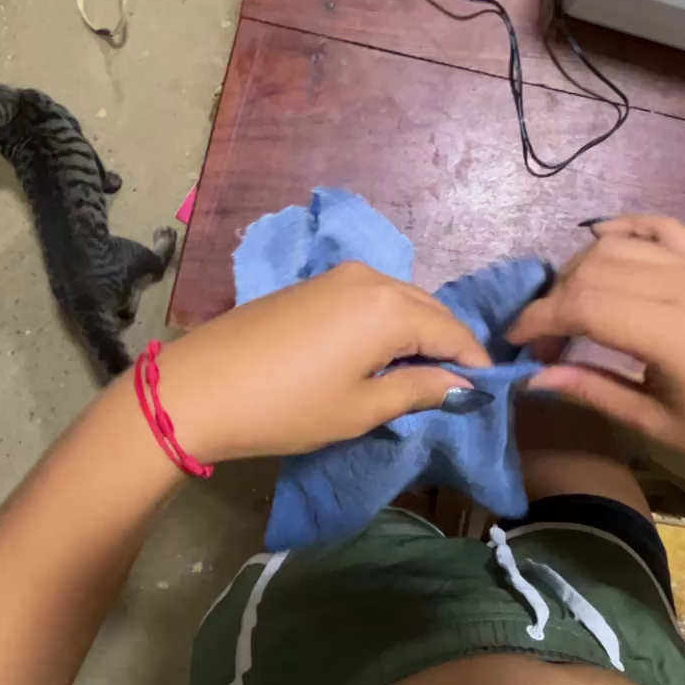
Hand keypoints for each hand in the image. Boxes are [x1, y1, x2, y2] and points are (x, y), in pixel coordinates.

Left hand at [154, 262, 490, 463]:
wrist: (197, 388)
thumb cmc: (287, 407)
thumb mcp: (361, 408)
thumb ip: (419, 389)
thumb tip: (462, 385)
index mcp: (390, 308)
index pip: (452, 331)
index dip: (474, 361)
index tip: (487, 390)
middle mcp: (373, 278)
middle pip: (430, 308)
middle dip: (449, 343)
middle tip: (458, 383)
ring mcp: (340, 275)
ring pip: (402, 299)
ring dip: (419, 330)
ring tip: (422, 370)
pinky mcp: (316, 282)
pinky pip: (373, 297)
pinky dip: (390, 320)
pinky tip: (384, 350)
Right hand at [507, 215, 684, 493]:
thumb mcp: (656, 425)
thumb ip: (591, 388)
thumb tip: (532, 375)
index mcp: (673, 332)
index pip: (581, 304)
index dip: (538, 319)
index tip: (514, 340)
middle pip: (594, 269)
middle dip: (554, 298)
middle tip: (542, 336)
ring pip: (621, 244)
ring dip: (582, 268)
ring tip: (570, 305)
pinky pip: (664, 227)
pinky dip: (627, 229)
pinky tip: (604, 242)